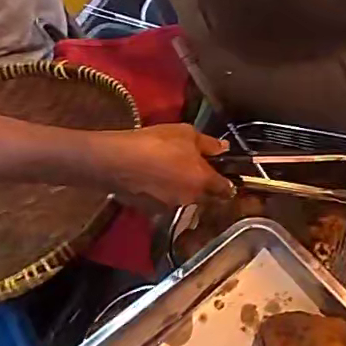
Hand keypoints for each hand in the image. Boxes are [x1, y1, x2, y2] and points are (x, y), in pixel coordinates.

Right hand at [94, 124, 234, 209]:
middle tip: (196, 172)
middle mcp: (191, 199)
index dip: (228, 184)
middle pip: (206, 198)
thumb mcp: (186, 133)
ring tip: (171, 175)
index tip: (226, 178)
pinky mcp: (150, 211)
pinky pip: (164, 203)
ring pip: (184, 201)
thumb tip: (224, 148)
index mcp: (204, 181)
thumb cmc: (156, 143)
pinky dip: (163, 195)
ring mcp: (170, 208)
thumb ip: (209, 143)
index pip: (226, 189)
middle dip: (205, 188)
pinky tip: (154, 182)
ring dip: (183, 191)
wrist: (117, 160)